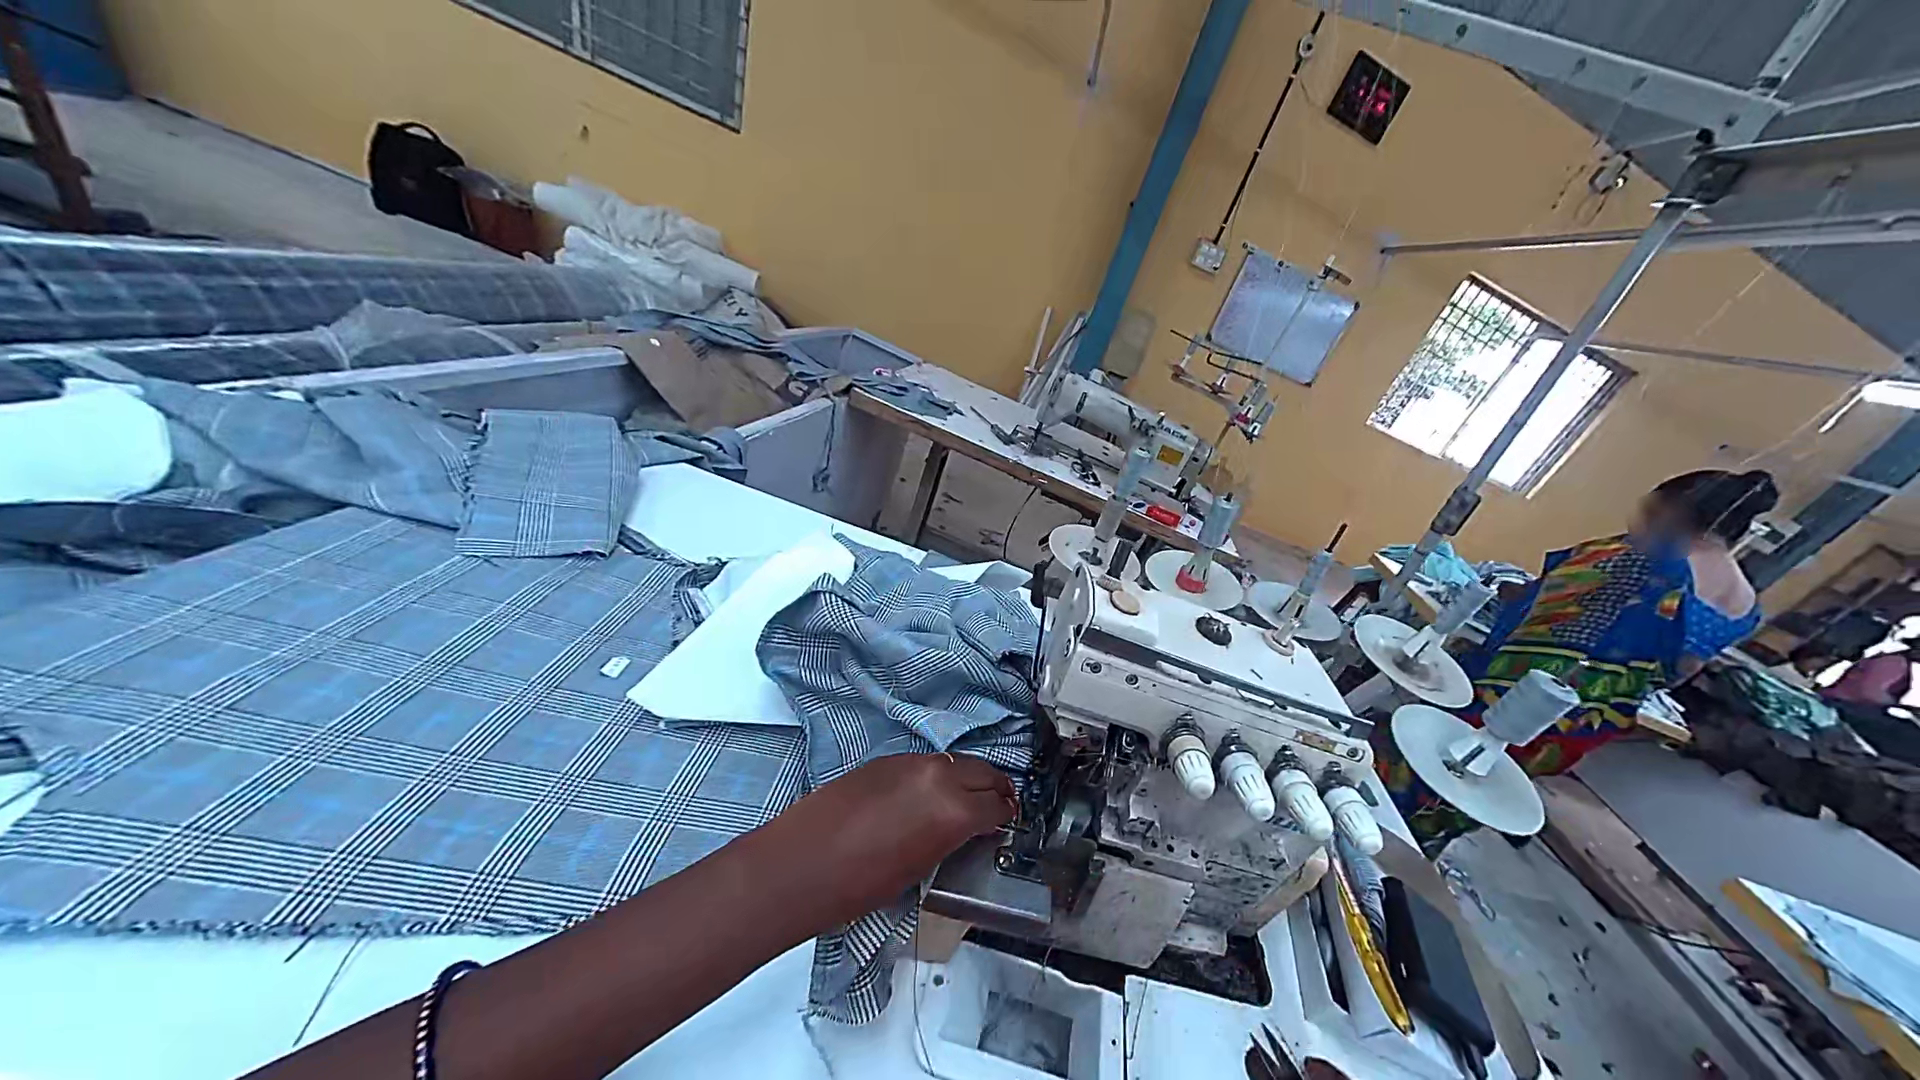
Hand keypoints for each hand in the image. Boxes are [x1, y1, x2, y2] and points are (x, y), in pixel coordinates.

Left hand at [747, 753, 1015, 927]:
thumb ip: (949, 838)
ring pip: (954, 761)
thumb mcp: (921, 867)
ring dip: (967, 777)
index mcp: (953, 809)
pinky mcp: (885, 760)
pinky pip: (925, 763)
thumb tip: (964, 828)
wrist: (802, 863)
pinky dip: (937, 774)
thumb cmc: (860, 883)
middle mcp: (937, 776)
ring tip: (968, 797)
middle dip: (995, 788)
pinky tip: (930, 793)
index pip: (995, 804)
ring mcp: (910, 763)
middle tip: (1000, 805)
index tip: (1007, 821)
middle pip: (982, 772)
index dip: (1006, 815)